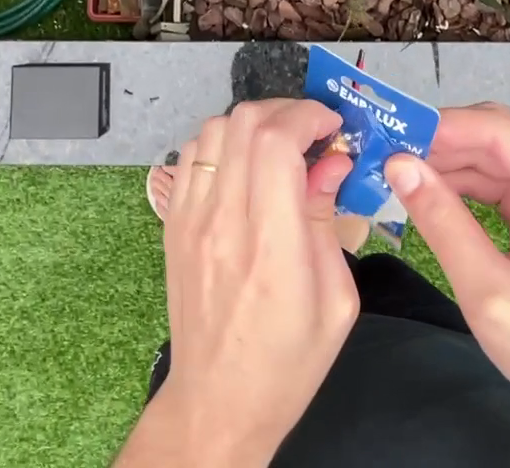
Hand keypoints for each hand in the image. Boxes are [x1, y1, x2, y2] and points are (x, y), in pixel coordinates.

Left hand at [118, 99, 358, 467]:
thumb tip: (332, 162)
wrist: (218, 398)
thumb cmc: (286, 362)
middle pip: (244, 123)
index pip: (277, 142)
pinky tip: (246, 163)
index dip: (308, 116)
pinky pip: (192, 154)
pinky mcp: (173, 221)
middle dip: (287, 110)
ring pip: (214, 129)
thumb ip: (330, 220)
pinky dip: (224, 141)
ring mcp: (191, 219)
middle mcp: (224, 222)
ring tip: (281, 143)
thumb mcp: (336, 300)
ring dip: (253, 122)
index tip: (332, 124)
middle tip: (313, 129)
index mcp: (272, 246)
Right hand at [385, 106, 509, 465]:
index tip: (392, 133)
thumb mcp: (488, 292)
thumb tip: (397, 163)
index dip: (445, 126)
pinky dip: (461, 181)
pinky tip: (426, 188)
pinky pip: (499, 177)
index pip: (503, 133)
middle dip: (442, 140)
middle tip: (386, 150)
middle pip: (500, 135)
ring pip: (495, 153)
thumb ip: (441, 222)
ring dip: (447, 159)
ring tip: (396, 169)